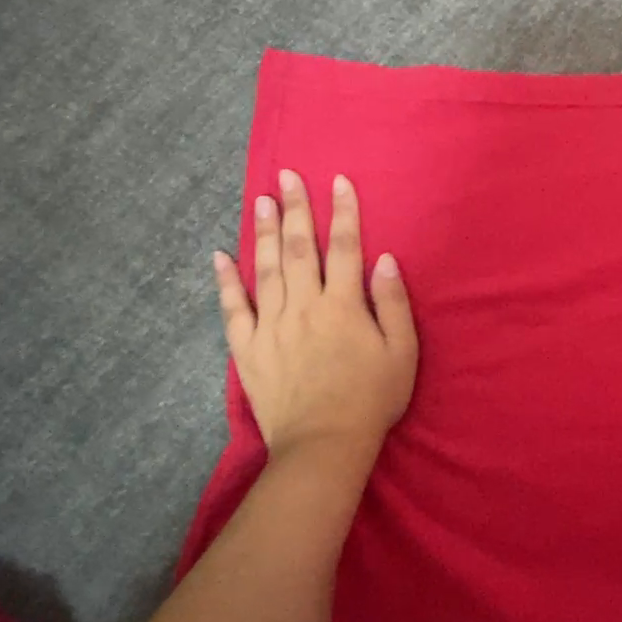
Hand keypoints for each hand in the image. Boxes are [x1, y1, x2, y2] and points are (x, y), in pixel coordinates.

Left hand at [213, 169, 418, 473]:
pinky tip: (219, 256)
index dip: (343, 212)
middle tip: (288, 176)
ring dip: (264, 232)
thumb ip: (393, 303)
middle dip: (296, 209)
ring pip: (266, 269)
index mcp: (344, 305)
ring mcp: (271, 326)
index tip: (339, 181)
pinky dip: (226, 281)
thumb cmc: (372, 398)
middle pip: (300, 249)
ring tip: (261, 200)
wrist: (323, 445)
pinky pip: (233, 308)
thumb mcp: (402, 351)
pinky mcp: (248, 349)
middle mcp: (305, 306)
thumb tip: (385, 259)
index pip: (346, 247)